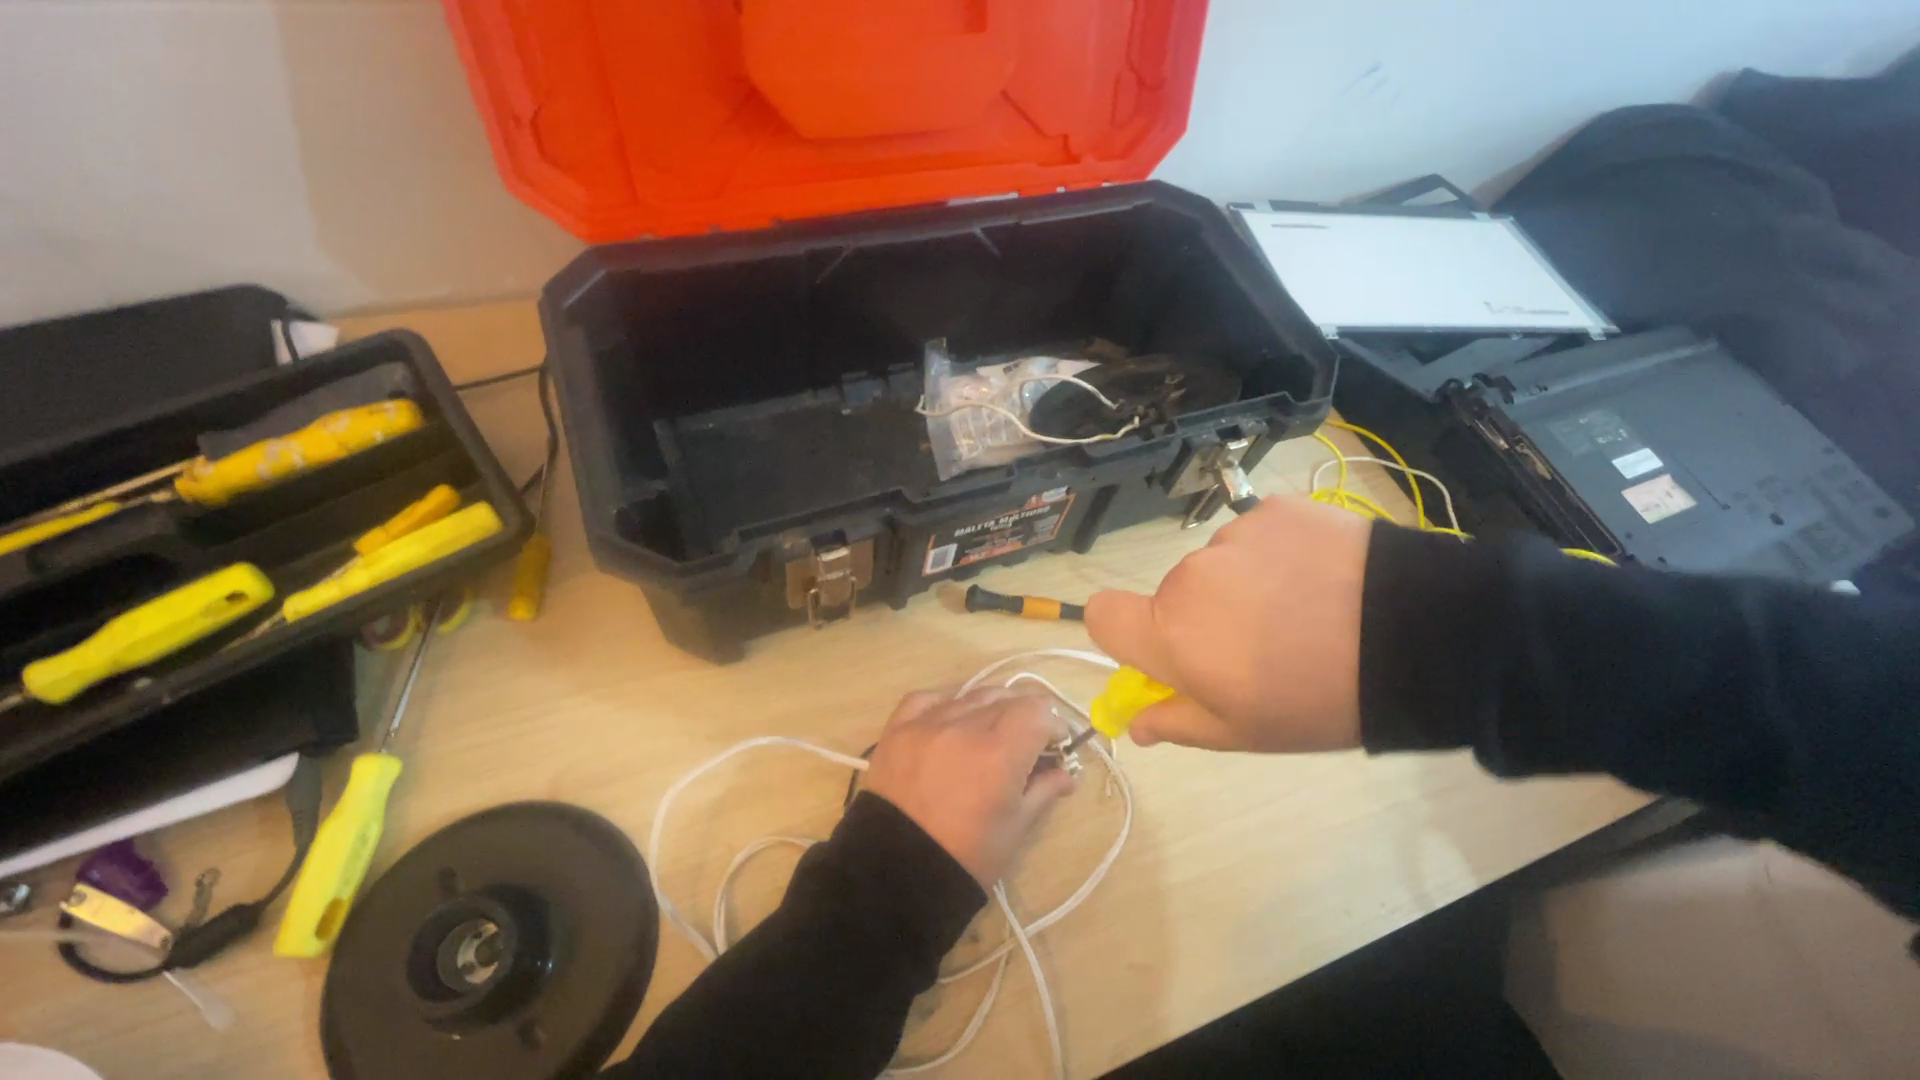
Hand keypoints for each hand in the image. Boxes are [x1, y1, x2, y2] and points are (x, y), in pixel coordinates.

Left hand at [864, 687, 1075, 887]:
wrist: (897, 872)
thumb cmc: (966, 856)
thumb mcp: (1016, 828)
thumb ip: (1044, 790)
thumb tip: (1066, 773)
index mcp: (999, 753)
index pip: (1037, 710)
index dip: (1052, 726)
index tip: (1053, 746)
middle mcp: (964, 726)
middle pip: (1006, 698)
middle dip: (1024, 717)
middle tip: (1025, 744)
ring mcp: (926, 724)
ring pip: (970, 695)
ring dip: (989, 709)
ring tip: (988, 734)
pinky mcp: (896, 728)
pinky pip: (928, 698)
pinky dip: (946, 703)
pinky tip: (952, 719)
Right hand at [1084, 495, 1370, 752]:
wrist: (1418, 635)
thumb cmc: (1319, 699)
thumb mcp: (1244, 732)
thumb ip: (1176, 721)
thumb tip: (1135, 723)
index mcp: (1171, 633)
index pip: (1100, 614)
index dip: (1125, 635)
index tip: (1166, 653)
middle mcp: (1188, 577)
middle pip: (1170, 596)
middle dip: (1201, 619)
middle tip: (1262, 646)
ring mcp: (1232, 536)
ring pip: (1216, 566)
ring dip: (1242, 586)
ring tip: (1303, 611)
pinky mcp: (1274, 509)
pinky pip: (1255, 535)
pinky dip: (1276, 556)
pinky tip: (1320, 578)